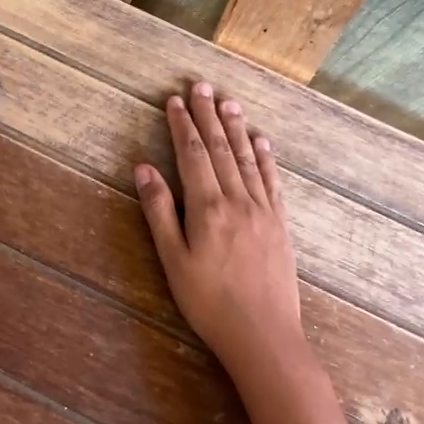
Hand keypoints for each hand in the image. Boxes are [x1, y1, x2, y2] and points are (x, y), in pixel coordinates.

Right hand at [134, 83, 304, 372]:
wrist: (265, 338)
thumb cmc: (208, 302)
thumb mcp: (172, 259)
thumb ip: (159, 210)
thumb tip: (143, 168)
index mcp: (208, 207)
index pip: (192, 154)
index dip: (183, 125)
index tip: (175, 100)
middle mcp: (238, 200)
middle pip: (220, 148)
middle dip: (209, 115)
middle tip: (201, 86)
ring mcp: (264, 211)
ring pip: (247, 159)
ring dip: (236, 128)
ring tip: (228, 101)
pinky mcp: (280, 225)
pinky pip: (272, 181)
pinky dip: (265, 157)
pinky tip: (261, 141)